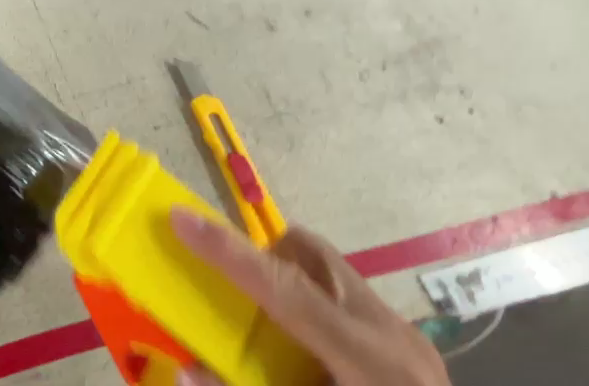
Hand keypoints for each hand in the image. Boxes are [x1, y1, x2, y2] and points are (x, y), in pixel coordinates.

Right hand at [171, 210, 450, 385]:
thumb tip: (184, 370)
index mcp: (373, 366)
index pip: (288, 291)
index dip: (229, 253)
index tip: (179, 217)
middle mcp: (394, 339)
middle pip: (311, 255)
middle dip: (261, 257)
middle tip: (228, 289)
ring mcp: (407, 339)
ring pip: (327, 269)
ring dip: (285, 281)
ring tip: (265, 327)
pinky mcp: (410, 347)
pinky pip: (343, 299)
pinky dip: (310, 307)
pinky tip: (305, 354)